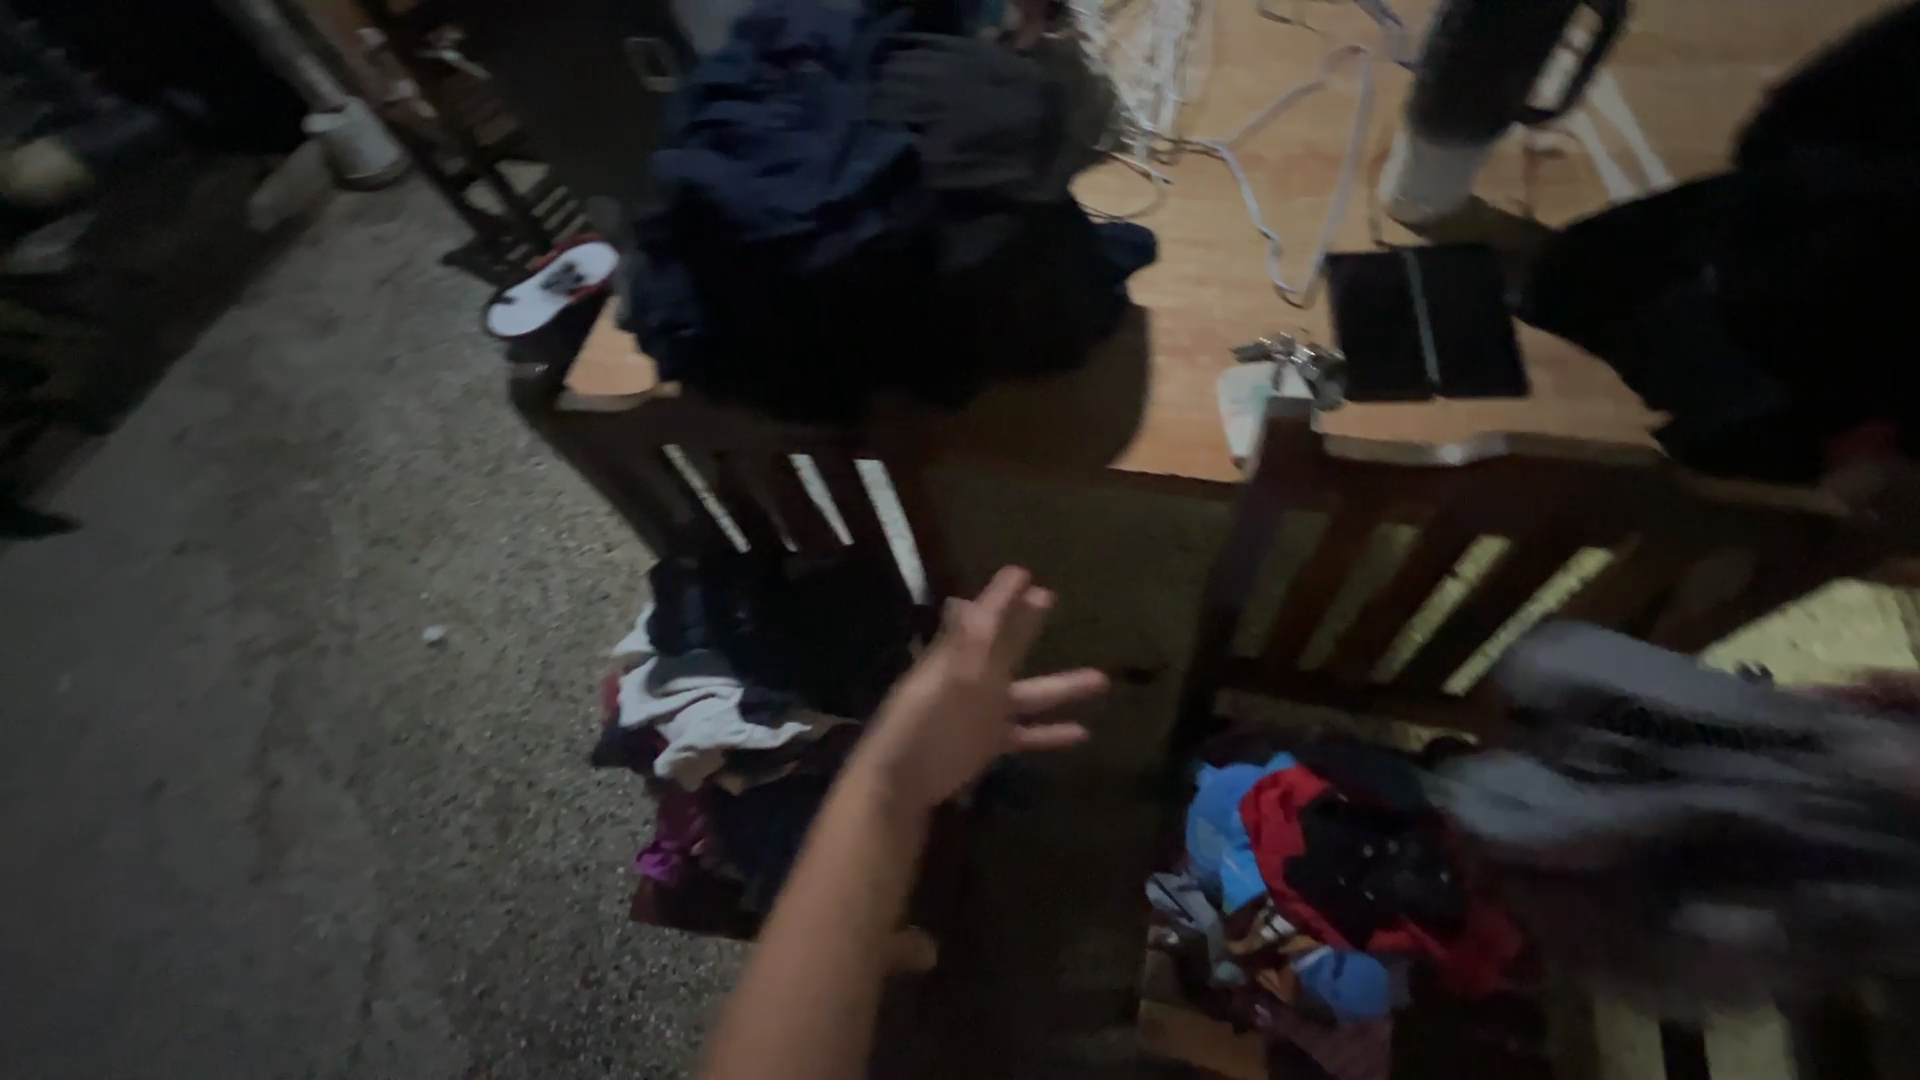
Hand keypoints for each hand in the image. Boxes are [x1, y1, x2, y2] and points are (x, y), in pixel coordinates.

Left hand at [852, 566, 1107, 812]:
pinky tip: (1084, 732)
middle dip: (1028, 622)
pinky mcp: (992, 742)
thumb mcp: (939, 681)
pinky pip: (1030, 734)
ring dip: (1064, 686)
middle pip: (1010, 645)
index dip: (1003, 596)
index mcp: (961, 660)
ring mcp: (988, 712)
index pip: (986, 618)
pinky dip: (1053, 733)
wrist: (900, 780)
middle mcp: (978, 680)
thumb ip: (959, 646)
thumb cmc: (916, 726)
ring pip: (1034, 694)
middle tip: (1049, 596)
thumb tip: (965, 600)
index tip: (1022, 573)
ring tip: (1102, 678)